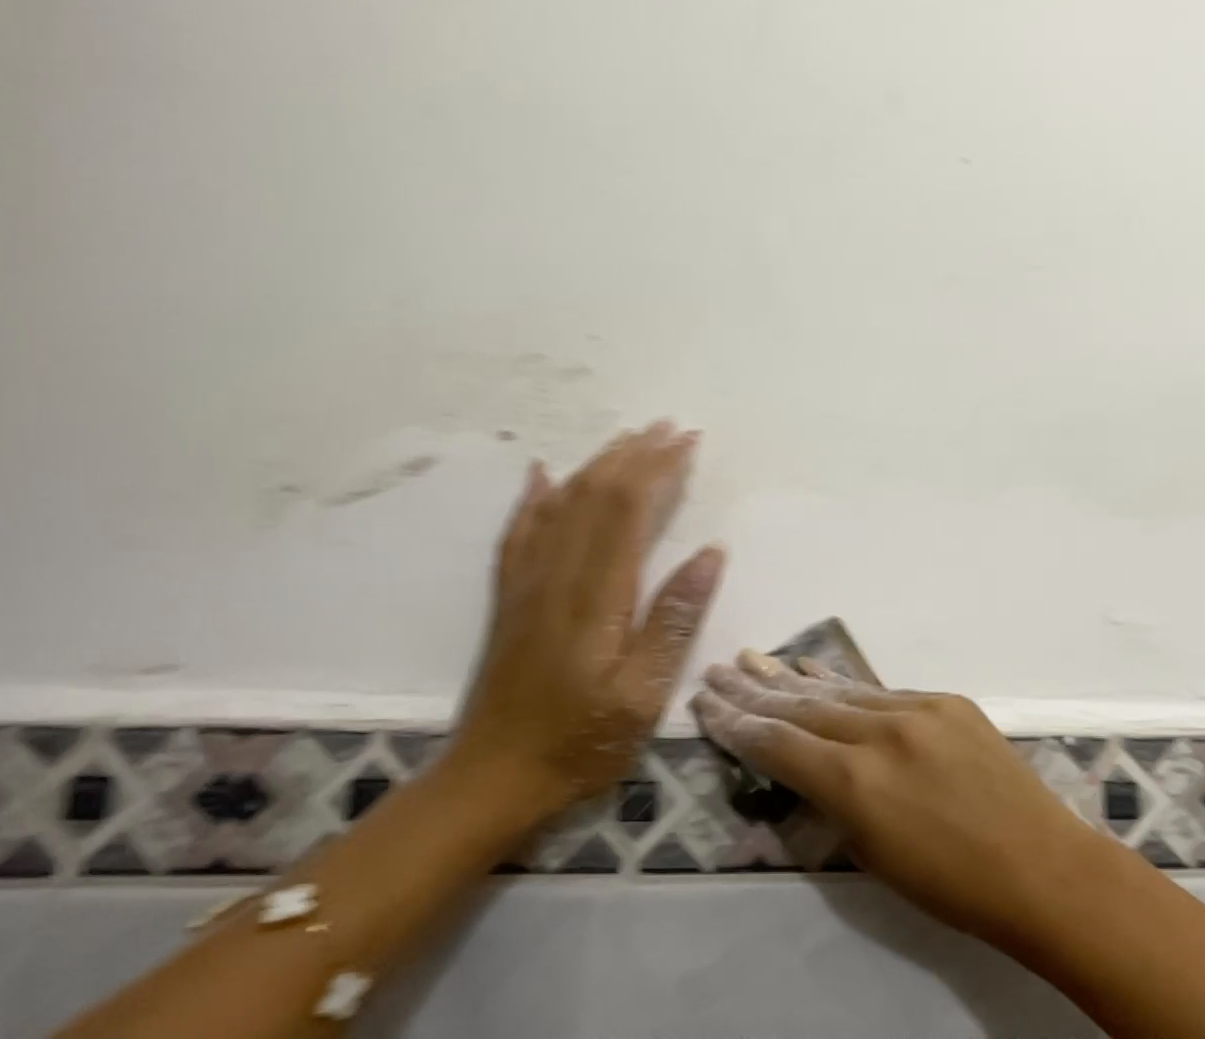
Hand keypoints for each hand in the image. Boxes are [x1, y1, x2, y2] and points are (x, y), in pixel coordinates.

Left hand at [450, 421, 725, 817]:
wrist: (494, 778)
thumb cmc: (581, 743)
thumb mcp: (644, 695)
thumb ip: (675, 621)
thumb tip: (710, 553)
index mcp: (595, 595)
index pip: (627, 509)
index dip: (658, 468)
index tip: (688, 441)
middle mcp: (556, 575)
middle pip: (594, 494)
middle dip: (634, 455)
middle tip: (669, 428)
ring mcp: (526, 584)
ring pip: (560, 503)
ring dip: (596, 465)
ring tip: (627, 439)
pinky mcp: (510, 599)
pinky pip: (520, 531)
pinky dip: (536, 496)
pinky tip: (543, 474)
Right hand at [691, 652, 1103, 944]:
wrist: (1041, 866)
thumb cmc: (950, 884)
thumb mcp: (870, 855)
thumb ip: (830, 803)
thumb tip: (803, 767)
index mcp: (855, 781)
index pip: (777, 744)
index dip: (735, 726)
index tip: (704, 706)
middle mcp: (880, 732)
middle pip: (801, 707)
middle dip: (753, 691)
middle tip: (717, 671)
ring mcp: (917, 710)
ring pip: (839, 690)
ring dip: (791, 678)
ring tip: (753, 660)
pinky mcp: (946, 701)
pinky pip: (880, 690)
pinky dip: (843, 684)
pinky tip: (815, 672)